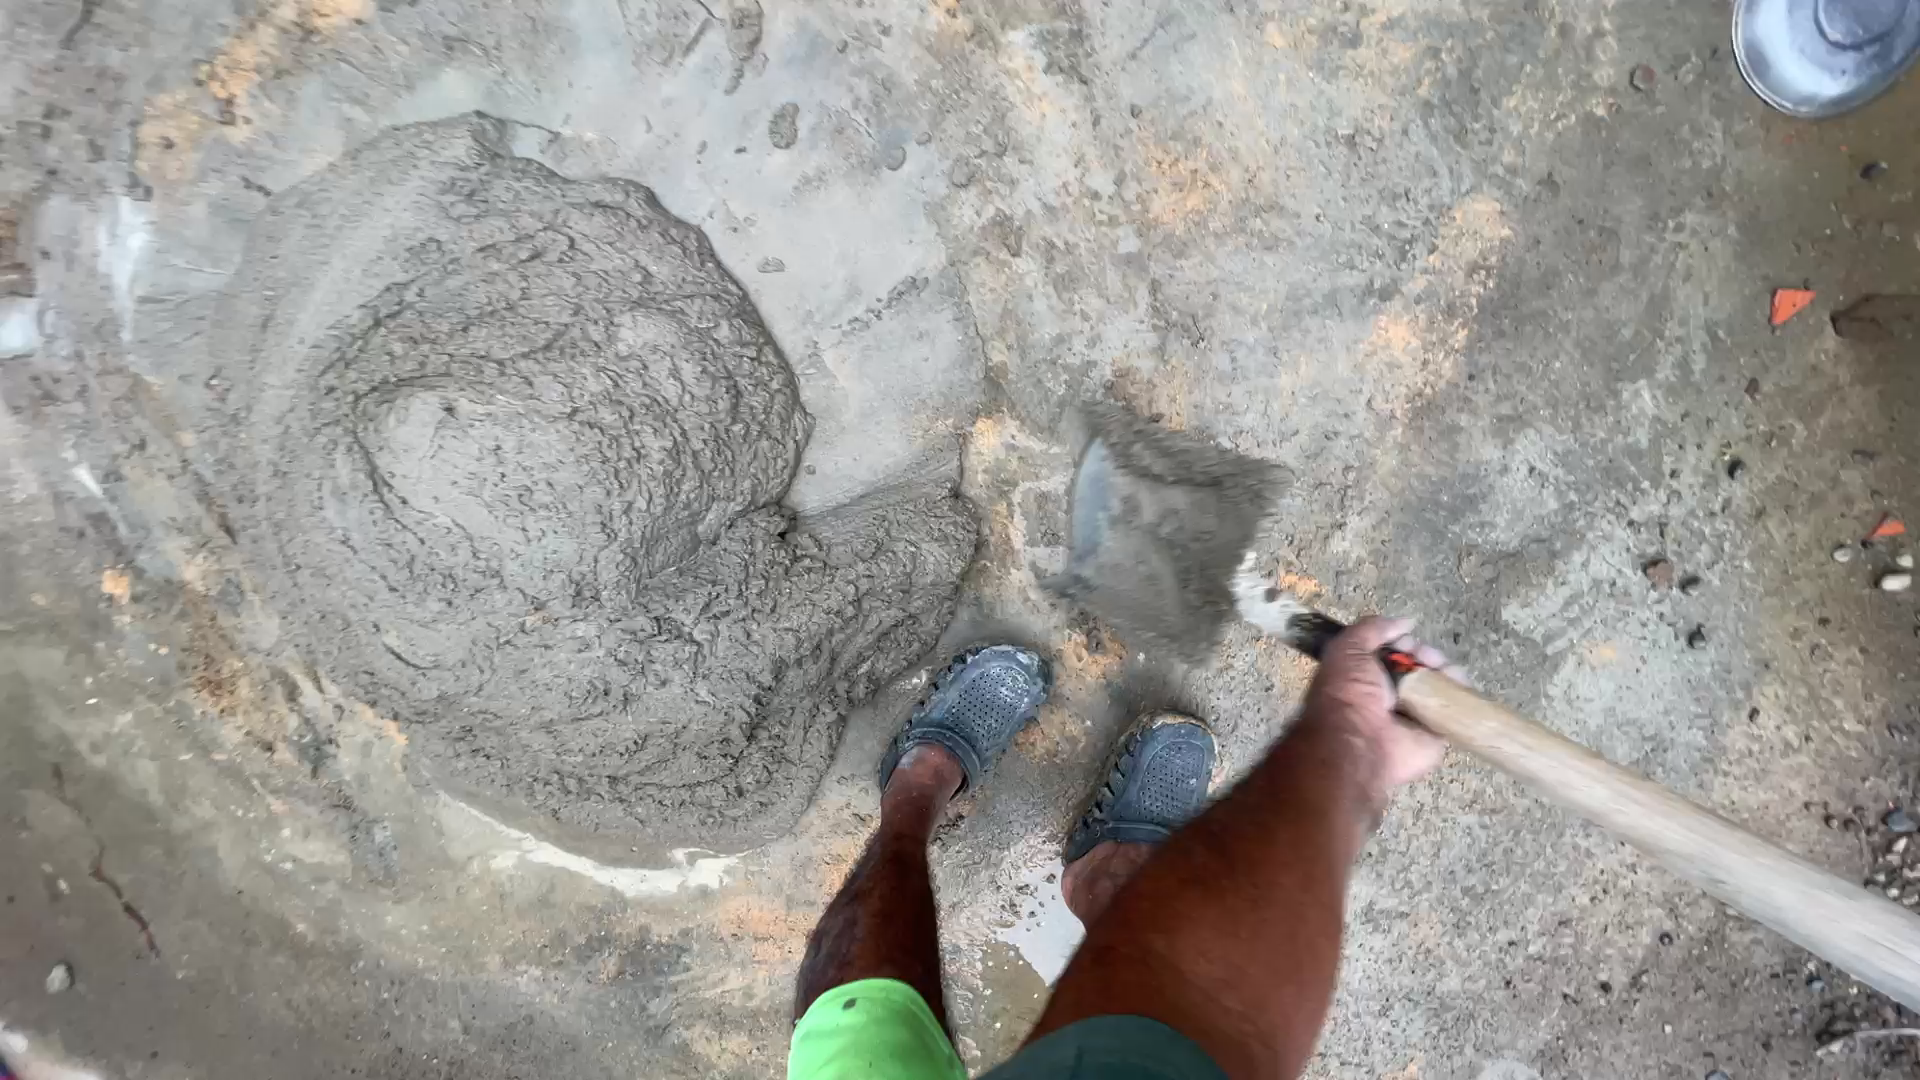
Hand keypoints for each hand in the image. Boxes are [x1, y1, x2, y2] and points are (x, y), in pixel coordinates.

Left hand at [1299, 617, 1459, 799]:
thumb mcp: (1347, 648)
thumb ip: (1372, 629)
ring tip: (1441, 668)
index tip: (1405, 641)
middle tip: (1425, 657)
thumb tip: (1405, 621)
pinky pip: (1454, 707)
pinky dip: (1461, 692)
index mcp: (1362, 673)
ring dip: (1445, 669)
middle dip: (1425, 653)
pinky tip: (1459, 682)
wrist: (1359, 740)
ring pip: (1438, 683)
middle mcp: (1387, 692)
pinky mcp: (1435, 731)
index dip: (1401, 641)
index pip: (1390, 651)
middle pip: (1417, 665)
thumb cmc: (1347, 690)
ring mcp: (1413, 712)